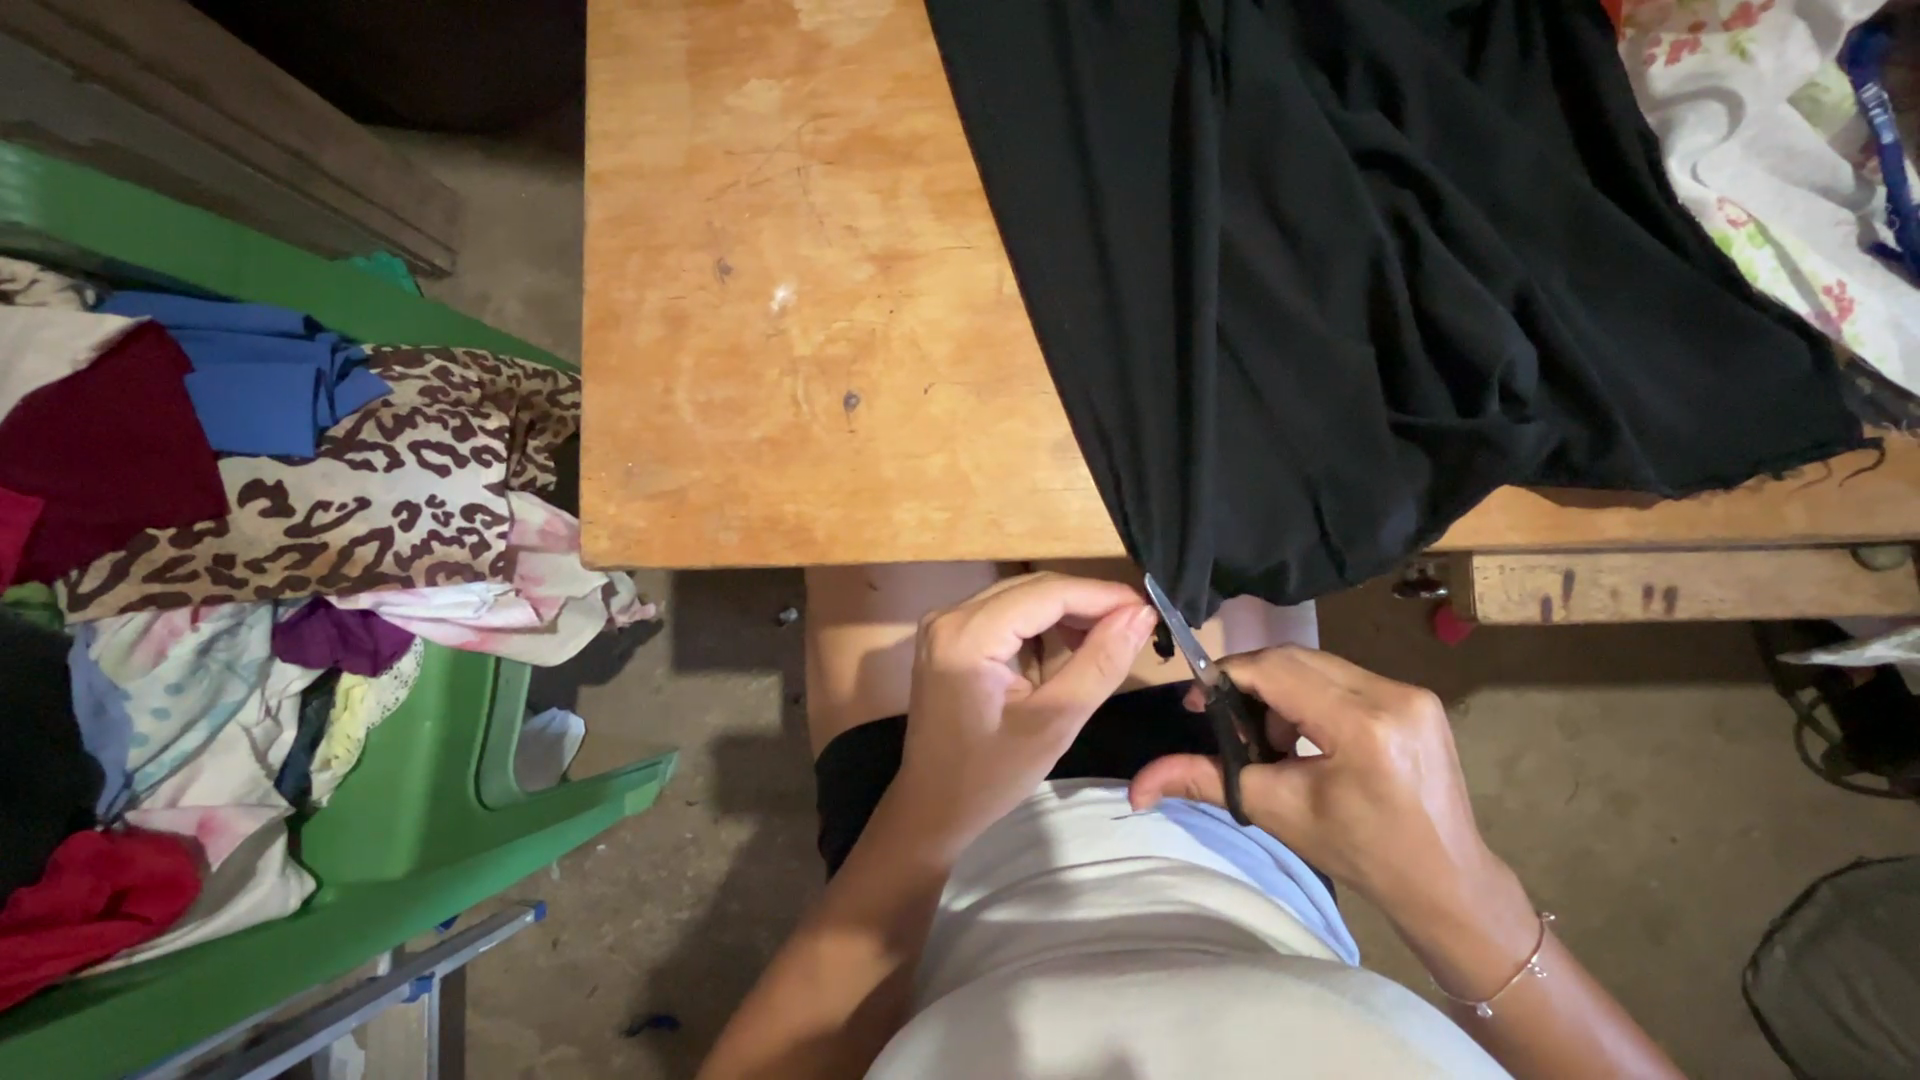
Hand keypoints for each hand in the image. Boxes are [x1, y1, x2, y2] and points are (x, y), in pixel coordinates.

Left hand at [886, 572, 1158, 857]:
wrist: (932, 806)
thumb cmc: (991, 775)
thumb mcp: (1055, 722)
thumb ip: (1100, 663)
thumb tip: (1141, 615)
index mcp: (967, 636)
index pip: (1047, 593)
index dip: (1101, 595)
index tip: (1148, 610)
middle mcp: (950, 616)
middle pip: (1033, 589)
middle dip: (1087, 604)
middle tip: (1136, 627)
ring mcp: (944, 624)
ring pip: (1021, 598)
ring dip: (1066, 614)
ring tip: (1107, 641)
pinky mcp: (949, 636)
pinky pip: (1005, 614)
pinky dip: (1040, 626)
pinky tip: (1068, 649)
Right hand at [1128, 645, 1521, 929]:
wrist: (1446, 881)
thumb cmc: (1360, 852)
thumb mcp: (1277, 811)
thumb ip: (1204, 782)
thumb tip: (1136, 788)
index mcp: (1360, 725)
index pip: (1275, 669)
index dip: (1227, 675)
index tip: (1198, 701)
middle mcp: (1392, 695)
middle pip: (1295, 658)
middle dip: (1251, 681)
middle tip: (1227, 718)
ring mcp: (1412, 693)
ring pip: (1319, 663)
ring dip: (1282, 689)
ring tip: (1273, 739)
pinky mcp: (1419, 698)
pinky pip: (1346, 676)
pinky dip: (1313, 695)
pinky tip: (1309, 735)